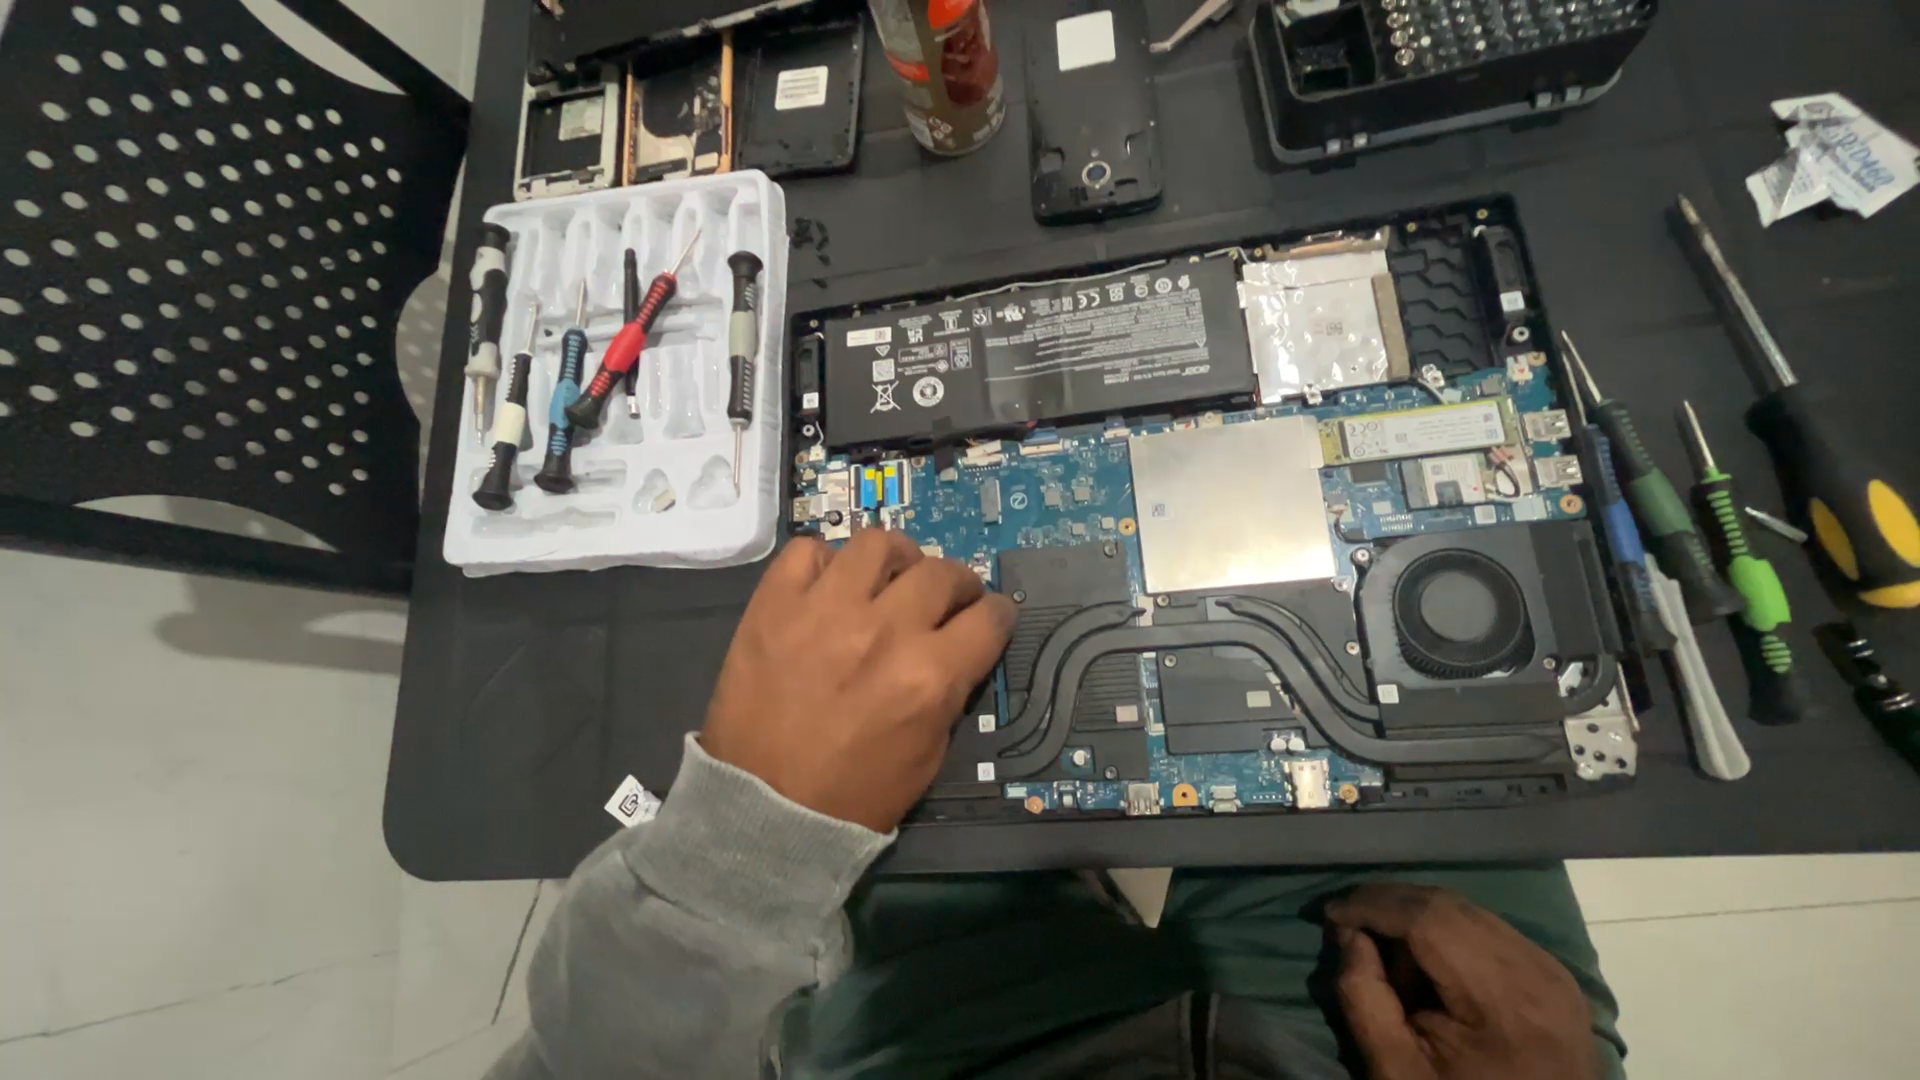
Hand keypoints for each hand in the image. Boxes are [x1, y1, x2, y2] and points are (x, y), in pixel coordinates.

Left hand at [702, 530, 1016, 832]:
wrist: (762, 811)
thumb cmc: (854, 796)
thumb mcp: (929, 756)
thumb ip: (949, 693)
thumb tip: (956, 650)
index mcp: (928, 676)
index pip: (989, 618)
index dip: (998, 614)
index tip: (991, 616)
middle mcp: (884, 631)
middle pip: (942, 573)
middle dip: (959, 583)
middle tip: (947, 598)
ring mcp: (824, 610)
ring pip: (878, 543)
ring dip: (898, 557)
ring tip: (892, 575)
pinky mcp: (774, 604)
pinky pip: (806, 551)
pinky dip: (825, 562)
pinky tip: (830, 585)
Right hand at [1327, 884, 1599, 1079]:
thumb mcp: (1395, 1070)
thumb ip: (1363, 996)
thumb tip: (1348, 931)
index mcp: (1505, 1003)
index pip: (1427, 918)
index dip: (1371, 904)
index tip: (1329, 914)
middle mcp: (1537, 972)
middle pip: (1444, 904)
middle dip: (1386, 904)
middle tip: (1346, 922)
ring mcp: (1551, 968)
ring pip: (1461, 907)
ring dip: (1411, 914)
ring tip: (1383, 947)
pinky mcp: (1551, 971)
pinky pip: (1482, 924)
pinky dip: (1441, 927)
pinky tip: (1423, 959)